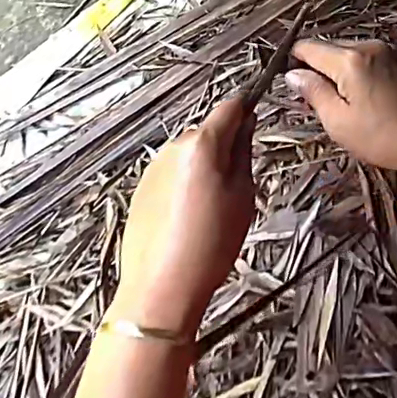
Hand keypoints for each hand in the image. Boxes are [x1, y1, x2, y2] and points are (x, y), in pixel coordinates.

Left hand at [111, 97, 255, 334]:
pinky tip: (190, 216)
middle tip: (237, 180)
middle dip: (224, 146)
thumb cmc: (206, 247)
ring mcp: (155, 167)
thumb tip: (246, 125)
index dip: (246, 110)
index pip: (230, 107)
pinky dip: (184, 183)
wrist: (160, 290)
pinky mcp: (142, 187)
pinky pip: (173, 172)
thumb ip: (244, 152)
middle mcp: (175, 147)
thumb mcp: (243, 195)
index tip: (254, 117)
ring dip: (204, 166)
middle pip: (209, 131)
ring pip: (191, 153)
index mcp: (203, 144)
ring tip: (212, 206)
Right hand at [285, 39, 396, 172]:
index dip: (295, 60)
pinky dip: (359, 68)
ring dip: (339, 68)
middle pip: (329, 47)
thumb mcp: (338, 121)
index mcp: (349, 60)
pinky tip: (364, 93)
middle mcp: (367, 45)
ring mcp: (386, 48)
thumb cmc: (382, 136)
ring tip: (344, 99)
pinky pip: (367, 55)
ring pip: (348, 50)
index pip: (309, 47)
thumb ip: (313, 92)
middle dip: (319, 67)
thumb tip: (292, 74)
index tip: (292, 78)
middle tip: (319, 98)